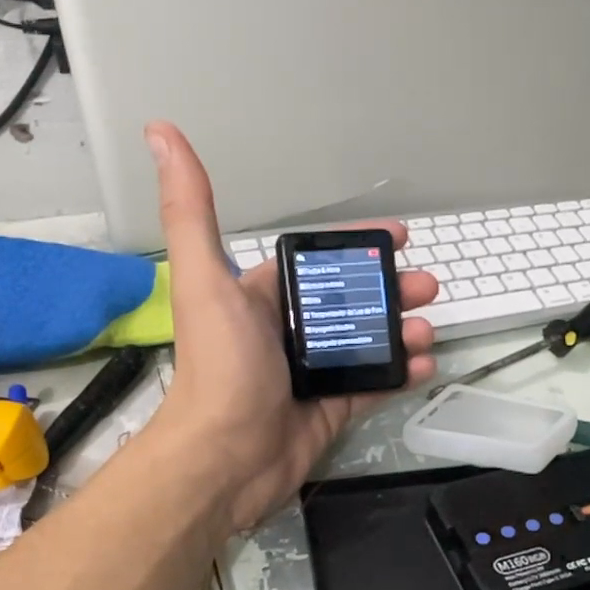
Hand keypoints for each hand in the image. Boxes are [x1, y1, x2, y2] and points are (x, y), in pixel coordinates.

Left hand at [142, 122, 437, 531]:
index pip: (319, 263)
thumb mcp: (208, 280)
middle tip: (428, 288)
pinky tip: (425, 365)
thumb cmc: (222, 367)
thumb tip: (161, 131)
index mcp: (264, 297)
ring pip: (369, 343)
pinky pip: (375, 386)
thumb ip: (192, 210)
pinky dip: (402, 375)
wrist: (227, 457)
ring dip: (403, 332)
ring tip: (428, 329)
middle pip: (354, 302)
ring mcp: (313, 374)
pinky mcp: (331, 410)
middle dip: (393, 291)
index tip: (399, 237)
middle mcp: (289, 332)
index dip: (358, 247)